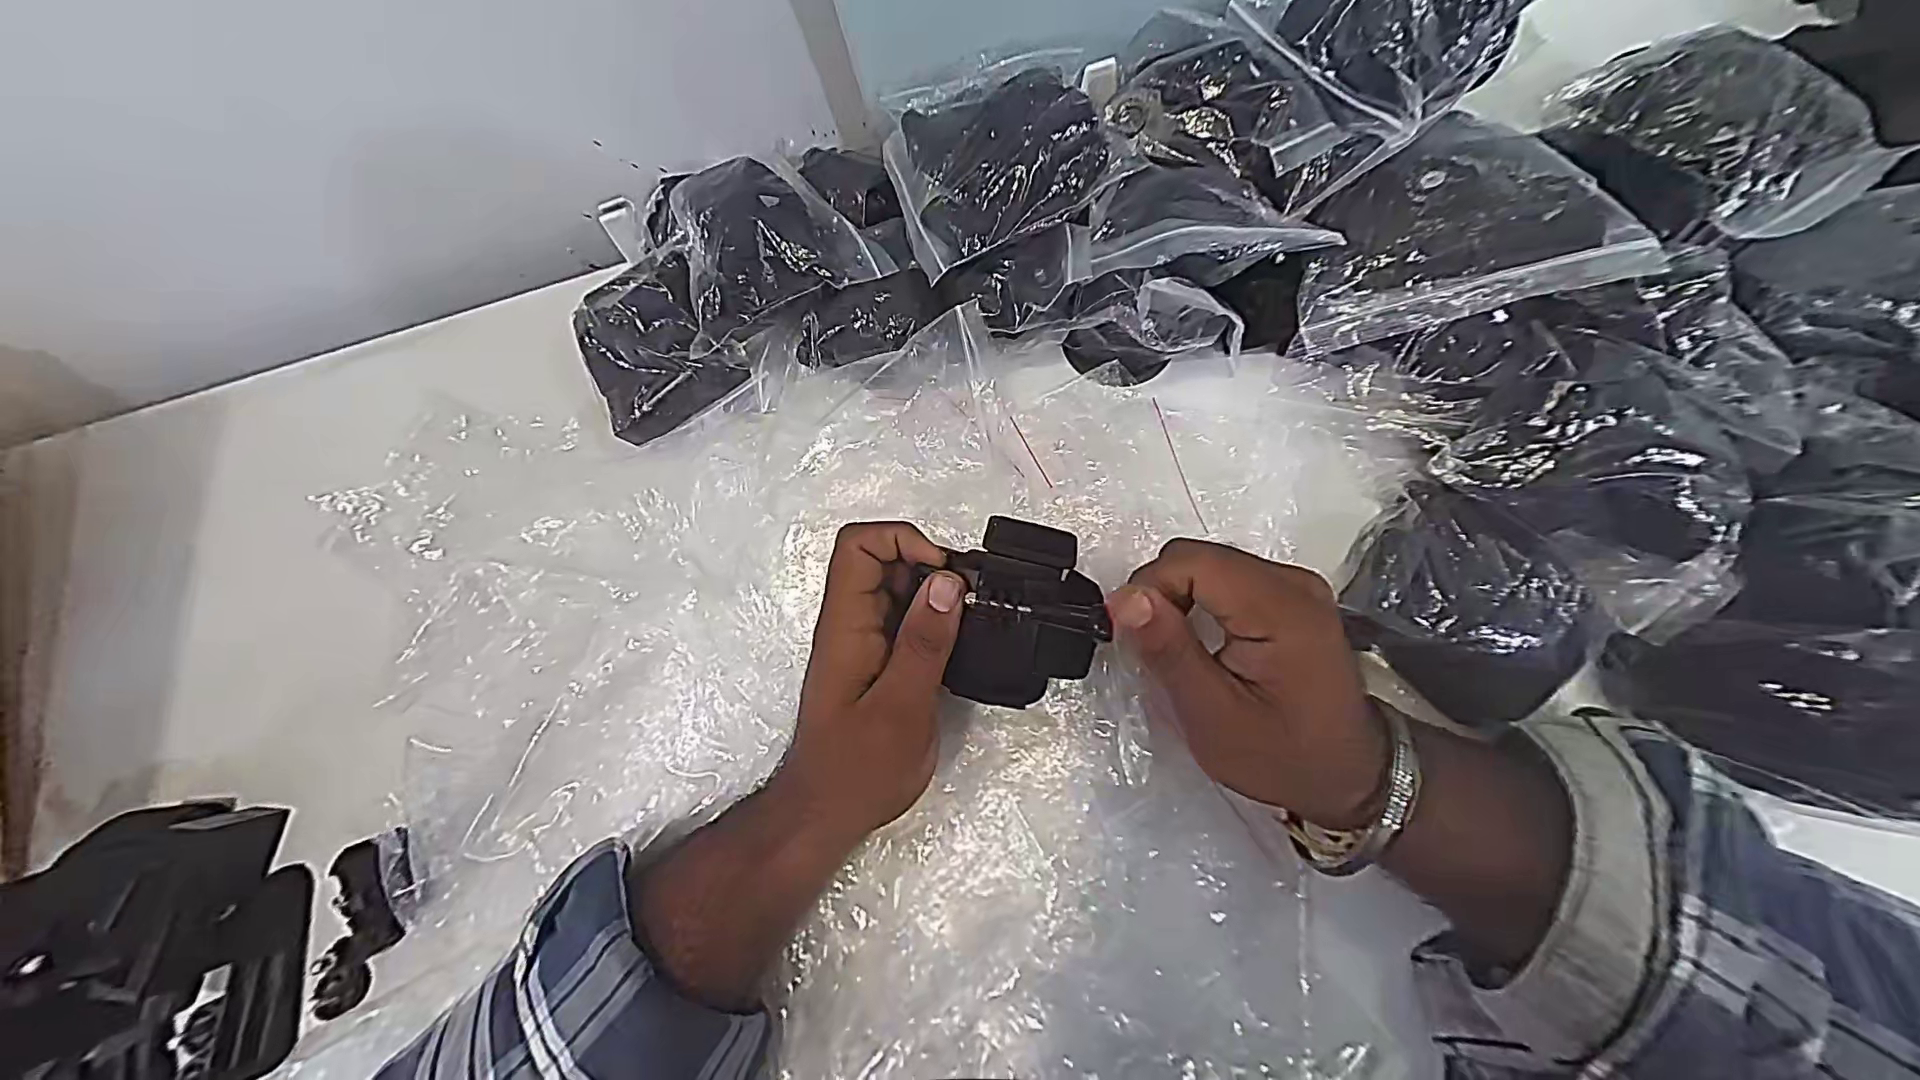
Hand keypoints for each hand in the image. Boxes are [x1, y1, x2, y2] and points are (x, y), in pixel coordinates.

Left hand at [783, 521, 966, 838]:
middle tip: (968, 596)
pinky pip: (907, 618)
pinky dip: (936, 617)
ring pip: (898, 587)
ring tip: (971, 617)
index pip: (858, 546)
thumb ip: (924, 643)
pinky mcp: (880, 658)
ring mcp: (865, 639)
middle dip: (929, 564)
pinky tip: (959, 638)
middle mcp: (852, 623)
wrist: (828, 812)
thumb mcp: (901, 707)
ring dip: (936, 591)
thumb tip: (947, 582)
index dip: (902, 540)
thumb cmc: (857, 769)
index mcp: (846, 624)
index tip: (942, 571)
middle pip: (881, 559)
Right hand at [1109, 539, 1388, 828]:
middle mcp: (1293, 582)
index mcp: (1281, 608)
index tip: (1140, 639)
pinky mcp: (1289, 595)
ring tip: (1181, 652)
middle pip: (1197, 557)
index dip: (1150, 590)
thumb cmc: (1282, 756)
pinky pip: (1223, 578)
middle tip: (1160, 652)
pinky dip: (1198, 603)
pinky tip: (1203, 642)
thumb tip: (1124, 597)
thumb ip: (1168, 650)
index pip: (1189, 561)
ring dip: (1177, 600)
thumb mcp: (1212, 715)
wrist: (1349, 777)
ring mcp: (1295, 585)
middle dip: (1161, 595)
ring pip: (1205, 564)